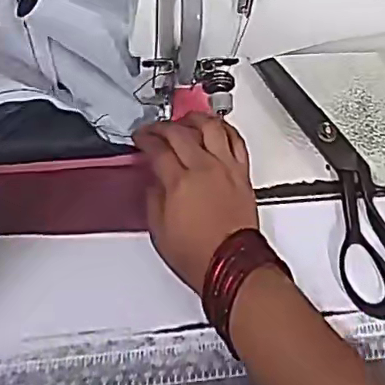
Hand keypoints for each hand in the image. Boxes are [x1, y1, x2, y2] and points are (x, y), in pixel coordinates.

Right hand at [134, 113, 259, 293]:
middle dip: (163, 127)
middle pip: (180, 132)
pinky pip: (236, 140)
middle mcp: (204, 169)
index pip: (158, 148)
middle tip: (156, 129)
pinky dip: (225, 129)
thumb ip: (154, 199)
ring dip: (195, 119)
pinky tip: (218, 128)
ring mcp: (225, 168)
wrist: (232, 266)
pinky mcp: (242, 173)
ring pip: (211, 127)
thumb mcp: (160, 231)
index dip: (145, 139)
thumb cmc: (200, 254)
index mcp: (179, 182)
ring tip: (187, 119)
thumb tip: (153, 183)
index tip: (141, 138)